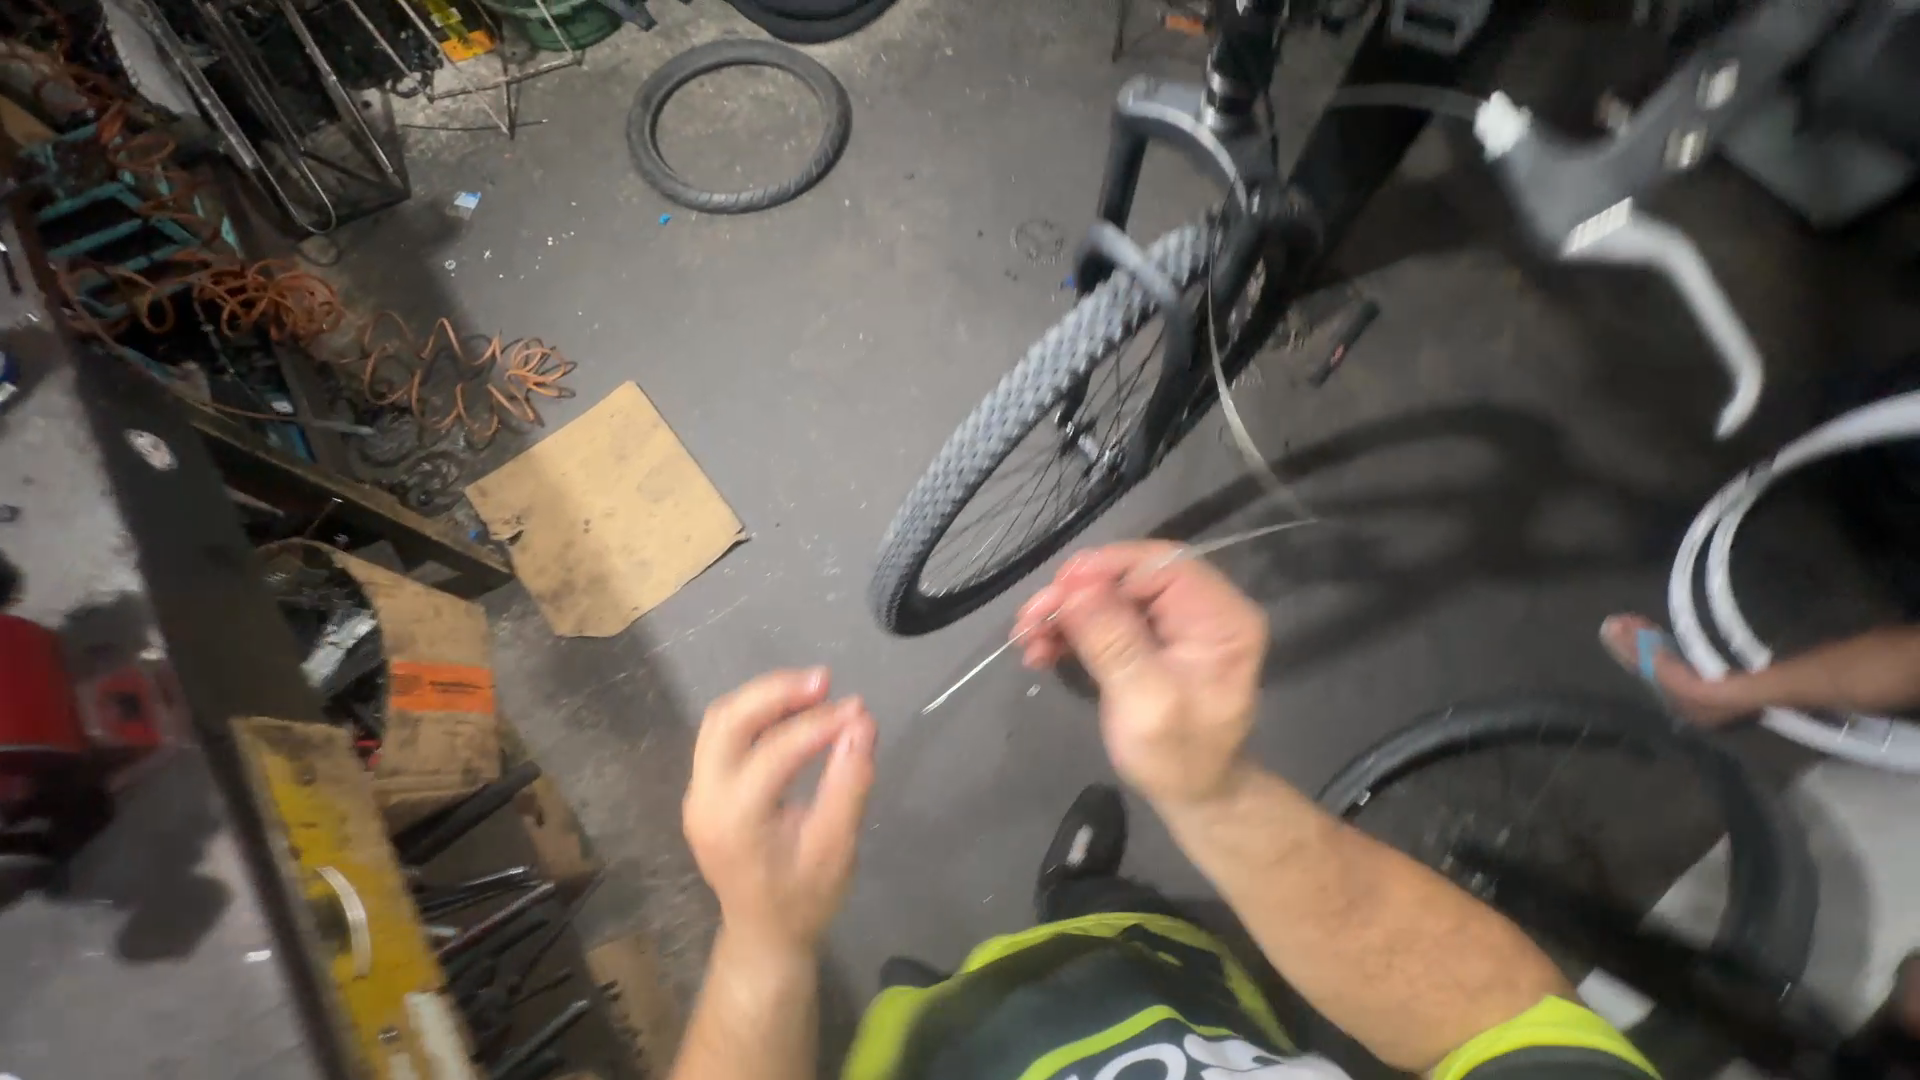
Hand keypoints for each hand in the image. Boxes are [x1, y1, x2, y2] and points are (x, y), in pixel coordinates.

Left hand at [684, 668, 875, 957]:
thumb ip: (850, 784)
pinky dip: (759, 712)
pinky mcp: (706, 786)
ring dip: (766, 696)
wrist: (764, 936)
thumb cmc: (805, 899)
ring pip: (721, 719)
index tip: (859, 708)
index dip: (818, 724)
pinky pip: (724, 733)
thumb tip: (862, 723)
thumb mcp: (837, 849)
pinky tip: (795, 709)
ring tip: (815, 689)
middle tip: (826, 680)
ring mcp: (698, 791)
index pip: (774, 753)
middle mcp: (704, 799)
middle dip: (777, 692)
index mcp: (733, 821)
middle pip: (728, 721)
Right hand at [1013, 542, 1267, 808]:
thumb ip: (1114, 643)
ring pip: (1108, 595)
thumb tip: (1075, 588)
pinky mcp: (1144, 638)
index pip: (1164, 565)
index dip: (1109, 568)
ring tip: (1027, 638)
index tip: (1060, 588)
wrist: (1190, 796)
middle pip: (1129, 577)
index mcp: (1220, 617)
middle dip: (1075, 594)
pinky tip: (1039, 649)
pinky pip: (1101, 618)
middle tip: (1031, 617)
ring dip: (1064, 612)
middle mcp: (1199, 609)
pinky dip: (1068, 629)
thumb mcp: (1147, 703)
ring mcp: (1170, 623)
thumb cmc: (1179, 757)